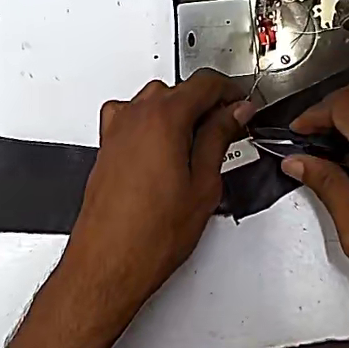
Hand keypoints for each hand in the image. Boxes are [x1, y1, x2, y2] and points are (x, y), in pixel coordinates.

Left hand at [60, 72, 253, 320]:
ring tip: (200, 142)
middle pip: (181, 89)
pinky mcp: (107, 145)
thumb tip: (233, 114)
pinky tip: (167, 146)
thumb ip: (220, 138)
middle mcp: (136, 116)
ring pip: (156, 100)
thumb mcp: (204, 184)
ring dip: (180, 111)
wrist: (108, 264)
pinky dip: (153, 122)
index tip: (242, 105)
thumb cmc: (149, 235)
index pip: (205, 83)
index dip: (231, 92)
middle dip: (208, 103)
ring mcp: (117, 129)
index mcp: (164, 118)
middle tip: (229, 126)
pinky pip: (133, 117)